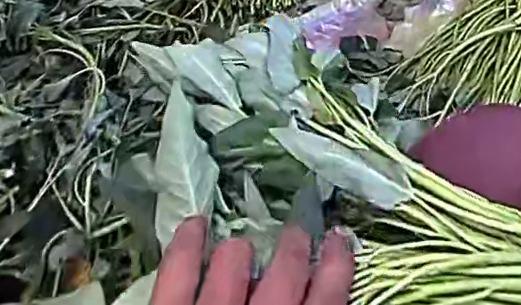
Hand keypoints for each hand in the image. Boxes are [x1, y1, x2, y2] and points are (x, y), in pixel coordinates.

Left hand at [151, 218, 351, 304]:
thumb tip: (322, 292)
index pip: (328, 300)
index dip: (338, 268)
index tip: (342, 241)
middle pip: (285, 273)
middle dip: (295, 248)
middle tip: (300, 231)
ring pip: (233, 262)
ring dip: (241, 252)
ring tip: (244, 245)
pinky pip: (177, 273)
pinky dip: (187, 244)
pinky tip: (195, 224)